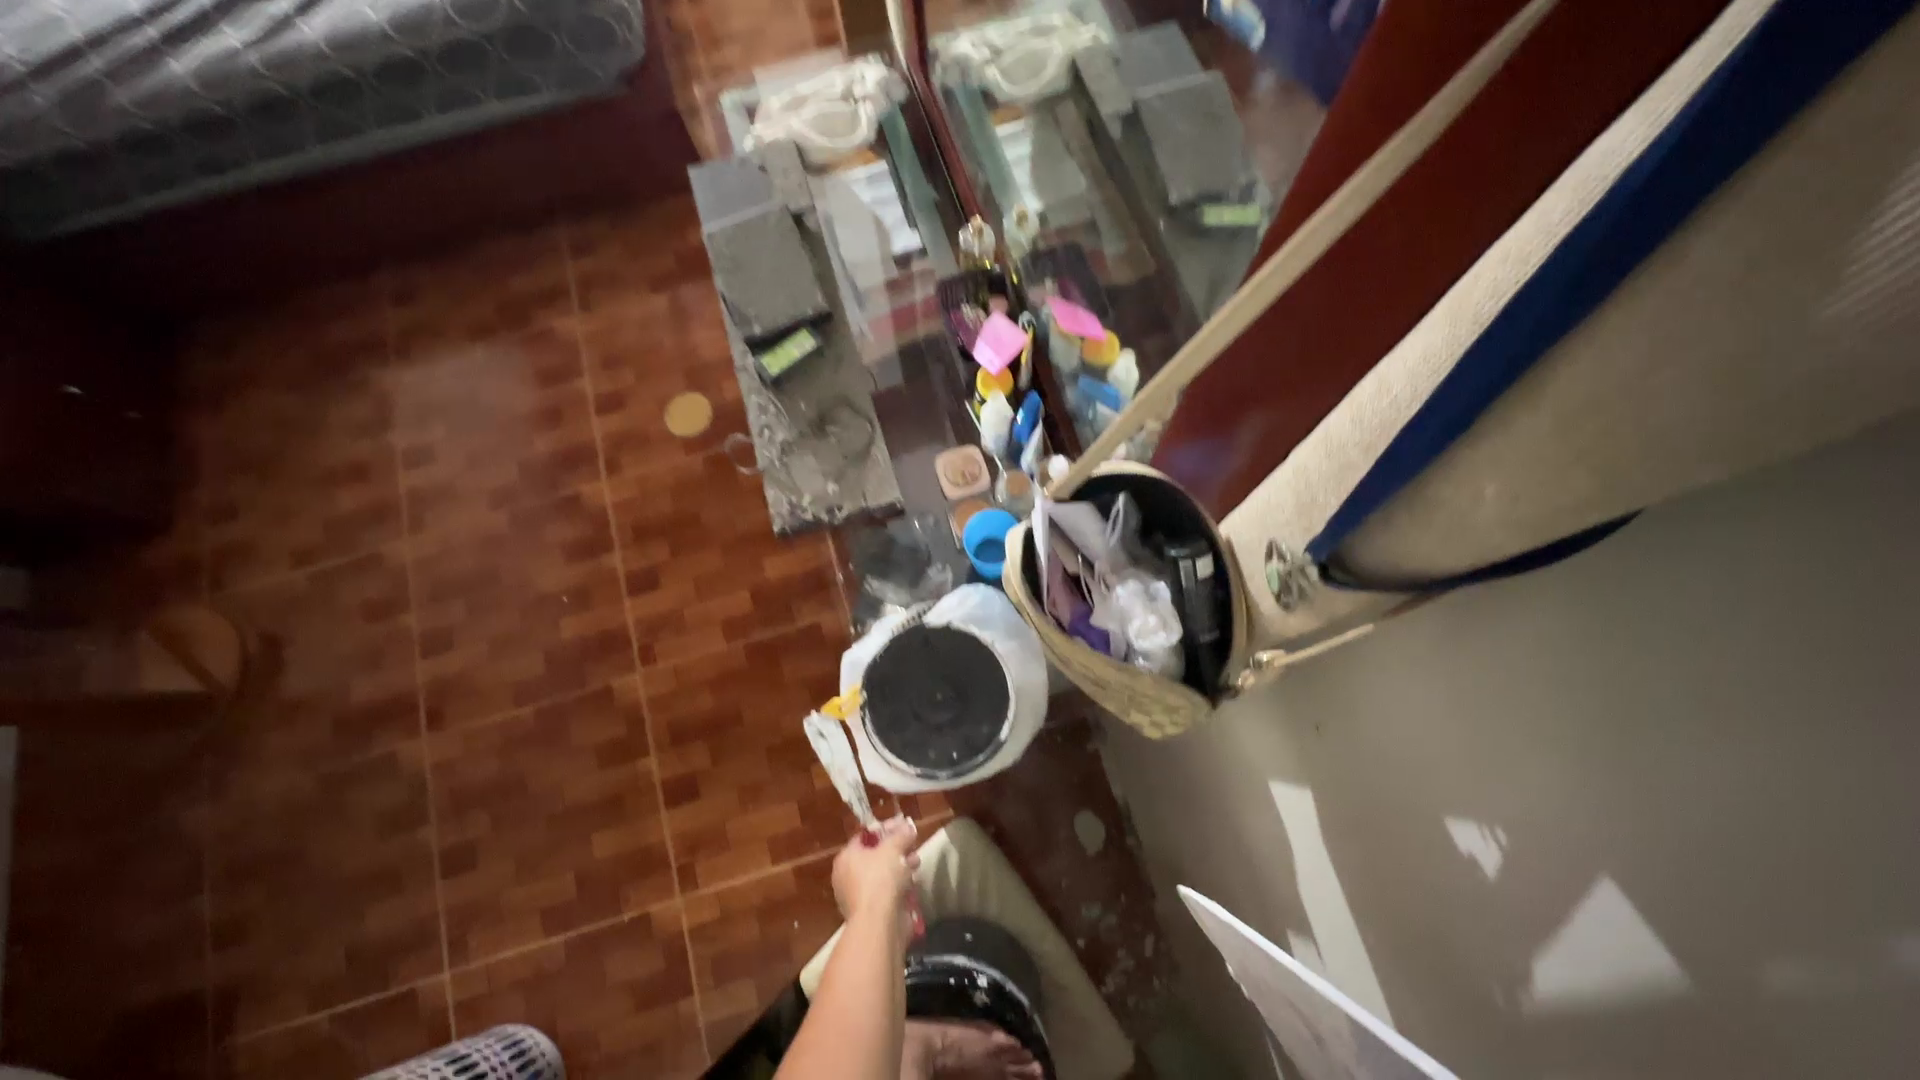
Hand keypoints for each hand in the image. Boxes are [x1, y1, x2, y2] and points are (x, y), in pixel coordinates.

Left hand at [831, 815, 919, 928]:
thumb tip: (908, 826)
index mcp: (846, 857)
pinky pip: (887, 891)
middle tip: (912, 843)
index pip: (866, 836)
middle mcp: (848, 876)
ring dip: (901, 866)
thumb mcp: (892, 849)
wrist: (879, 923)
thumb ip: (901, 835)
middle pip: (875, 855)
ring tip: (916, 862)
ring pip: (883, 874)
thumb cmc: (880, 878)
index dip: (886, 828)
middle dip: (896, 848)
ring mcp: (859, 896)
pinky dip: (899, 885)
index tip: (904, 824)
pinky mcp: (872, 912)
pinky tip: (912, 882)